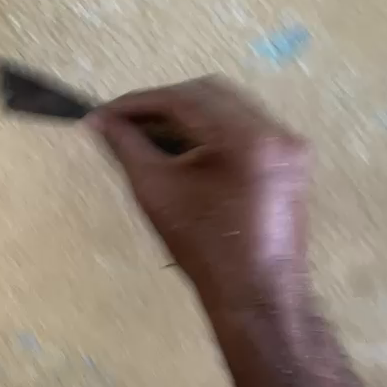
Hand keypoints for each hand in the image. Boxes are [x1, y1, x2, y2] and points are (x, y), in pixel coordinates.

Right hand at [86, 77, 312, 312]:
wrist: (256, 295)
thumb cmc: (201, 243)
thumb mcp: (152, 186)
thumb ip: (124, 143)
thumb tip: (99, 120)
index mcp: (244, 136)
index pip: (179, 98)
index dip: (133, 103)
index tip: (101, 115)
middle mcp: (274, 131)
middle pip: (205, 92)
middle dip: (158, 103)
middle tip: (122, 121)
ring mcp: (287, 145)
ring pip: (224, 105)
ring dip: (182, 113)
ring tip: (145, 132)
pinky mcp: (287, 161)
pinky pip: (241, 124)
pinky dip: (205, 127)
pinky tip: (178, 145)